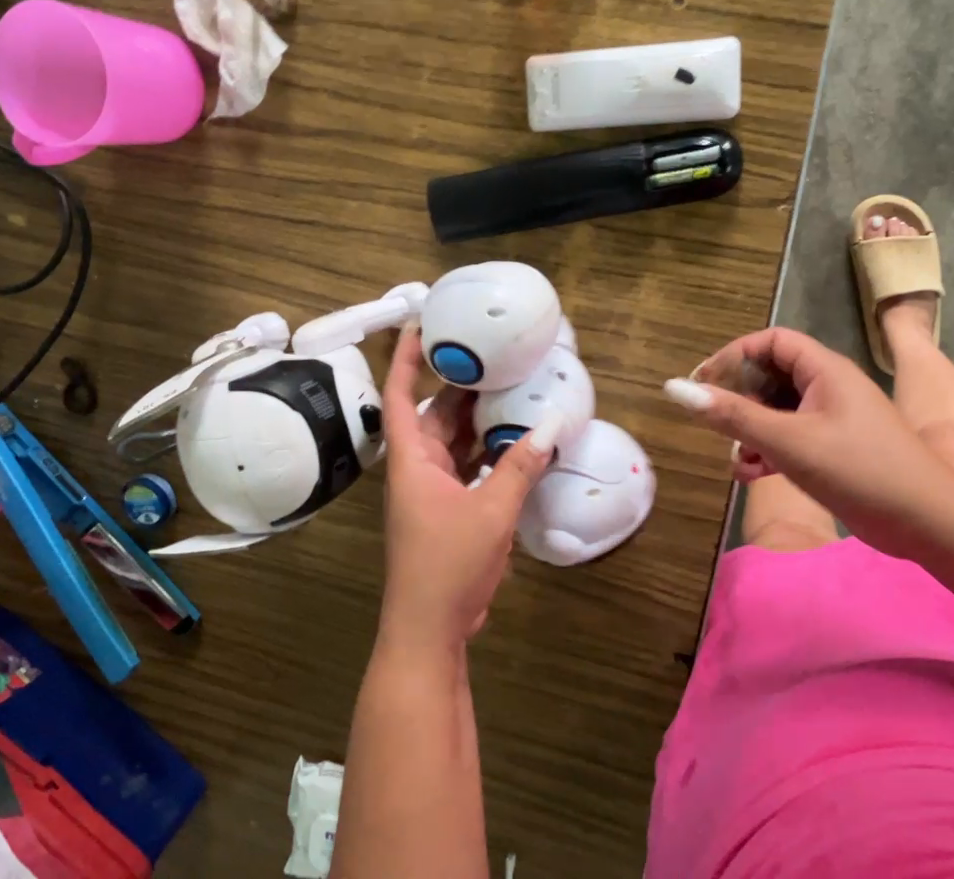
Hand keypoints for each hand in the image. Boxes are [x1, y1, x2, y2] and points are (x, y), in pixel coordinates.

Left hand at [377, 324, 556, 647]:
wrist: (430, 628)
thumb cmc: (447, 564)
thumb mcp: (490, 513)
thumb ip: (520, 468)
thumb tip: (552, 426)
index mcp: (413, 461)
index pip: (402, 396)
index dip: (405, 359)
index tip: (419, 325)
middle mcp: (419, 469)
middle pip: (436, 415)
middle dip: (461, 386)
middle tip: (494, 354)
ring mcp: (434, 492)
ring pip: (456, 442)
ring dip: (480, 420)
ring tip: (514, 388)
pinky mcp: (451, 511)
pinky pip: (470, 469)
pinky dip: (491, 454)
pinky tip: (521, 441)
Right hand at [664, 327, 953, 543]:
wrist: (926, 521)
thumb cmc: (858, 470)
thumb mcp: (787, 441)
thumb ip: (731, 415)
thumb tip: (675, 389)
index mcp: (825, 370)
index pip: (771, 341)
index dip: (733, 355)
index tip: (701, 383)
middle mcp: (830, 387)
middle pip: (771, 376)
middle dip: (738, 399)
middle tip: (712, 424)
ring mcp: (835, 420)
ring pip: (779, 412)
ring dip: (751, 431)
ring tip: (734, 460)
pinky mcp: (838, 451)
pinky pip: (793, 439)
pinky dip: (769, 452)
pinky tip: (752, 476)